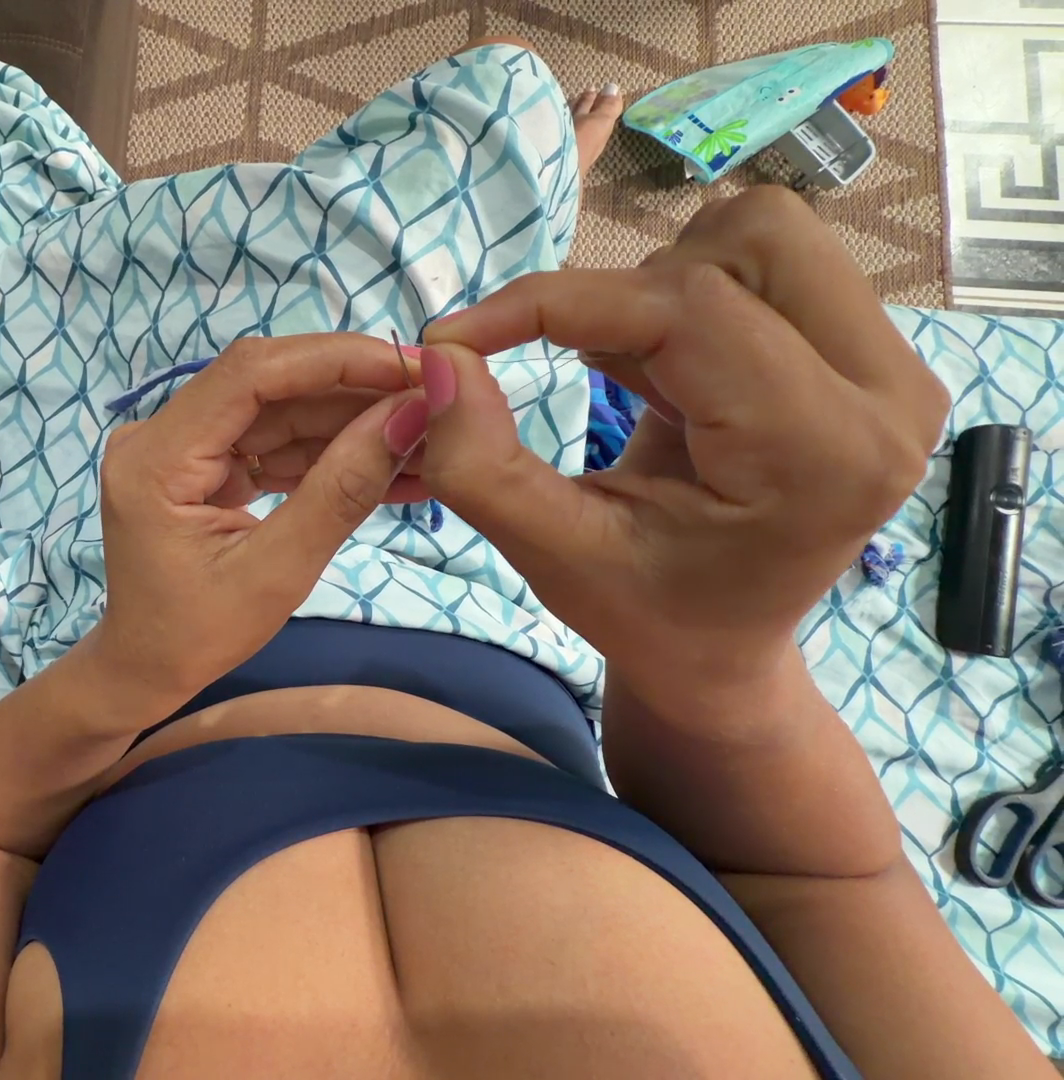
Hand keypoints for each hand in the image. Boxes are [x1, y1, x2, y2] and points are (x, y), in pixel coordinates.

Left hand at [93, 333, 453, 703]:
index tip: (413, 370)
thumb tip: (410, 416)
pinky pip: (270, 444)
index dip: (335, 360)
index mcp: (156, 458)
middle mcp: (158, 436)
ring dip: (350, 424)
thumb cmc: (198, 635)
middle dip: (354, 392)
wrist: (146, 666)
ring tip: (426, 437)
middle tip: (434, 403)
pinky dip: (326, 453)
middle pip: (268, 386)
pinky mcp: (200, 464)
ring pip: (277, 412)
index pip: (250, 373)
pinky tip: (388, 462)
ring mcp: (178, 447)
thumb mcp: (276, 571)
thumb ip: (340, 490)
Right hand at [417, 187, 948, 712]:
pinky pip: (766, 269)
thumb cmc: (637, 612)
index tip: (456, 335)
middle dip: (624, 290)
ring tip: (622, 375)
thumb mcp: (545, 554)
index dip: (553, 301)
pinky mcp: (865, 358)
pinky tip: (650, 377)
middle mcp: (885, 393)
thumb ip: (479, 464)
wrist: (718, 646)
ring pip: (763, 238)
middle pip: (751, 240)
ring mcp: (891, 368)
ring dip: (658, 290)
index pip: (686, 308)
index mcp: (815, 454)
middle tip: (571, 362)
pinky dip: (678, 303)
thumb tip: (437, 357)